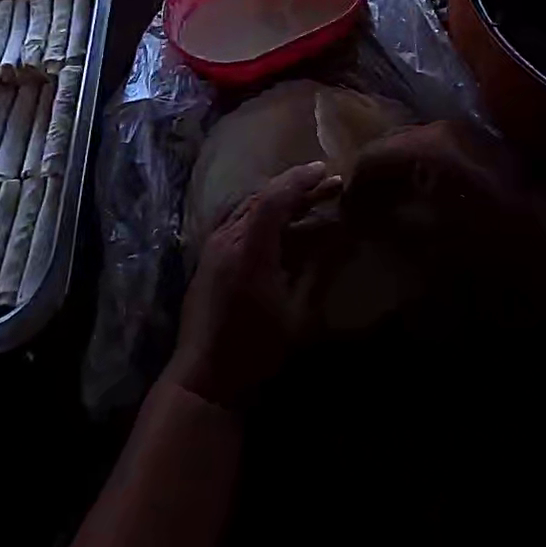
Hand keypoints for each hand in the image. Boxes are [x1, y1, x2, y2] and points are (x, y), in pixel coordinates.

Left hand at [165, 161, 341, 410]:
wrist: (204, 376)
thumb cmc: (256, 350)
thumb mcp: (298, 315)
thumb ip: (319, 271)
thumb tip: (341, 239)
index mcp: (248, 249)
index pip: (274, 199)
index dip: (300, 181)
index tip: (325, 169)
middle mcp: (226, 238)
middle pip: (261, 198)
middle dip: (295, 188)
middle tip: (328, 183)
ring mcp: (213, 246)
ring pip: (247, 208)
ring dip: (277, 199)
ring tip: (308, 199)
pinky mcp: (208, 257)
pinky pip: (237, 222)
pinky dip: (261, 214)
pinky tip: (279, 223)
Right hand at [341, 121, 533, 261]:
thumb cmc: (492, 242)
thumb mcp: (430, 236)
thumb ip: (387, 219)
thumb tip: (359, 213)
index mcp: (427, 146)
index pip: (372, 156)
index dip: (354, 183)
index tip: (344, 208)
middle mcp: (443, 129)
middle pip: (390, 143)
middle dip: (373, 173)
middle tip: (361, 202)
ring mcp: (464, 134)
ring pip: (412, 145)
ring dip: (395, 170)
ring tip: (386, 199)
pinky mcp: (480, 145)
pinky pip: (434, 150)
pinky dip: (417, 168)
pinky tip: (416, 193)